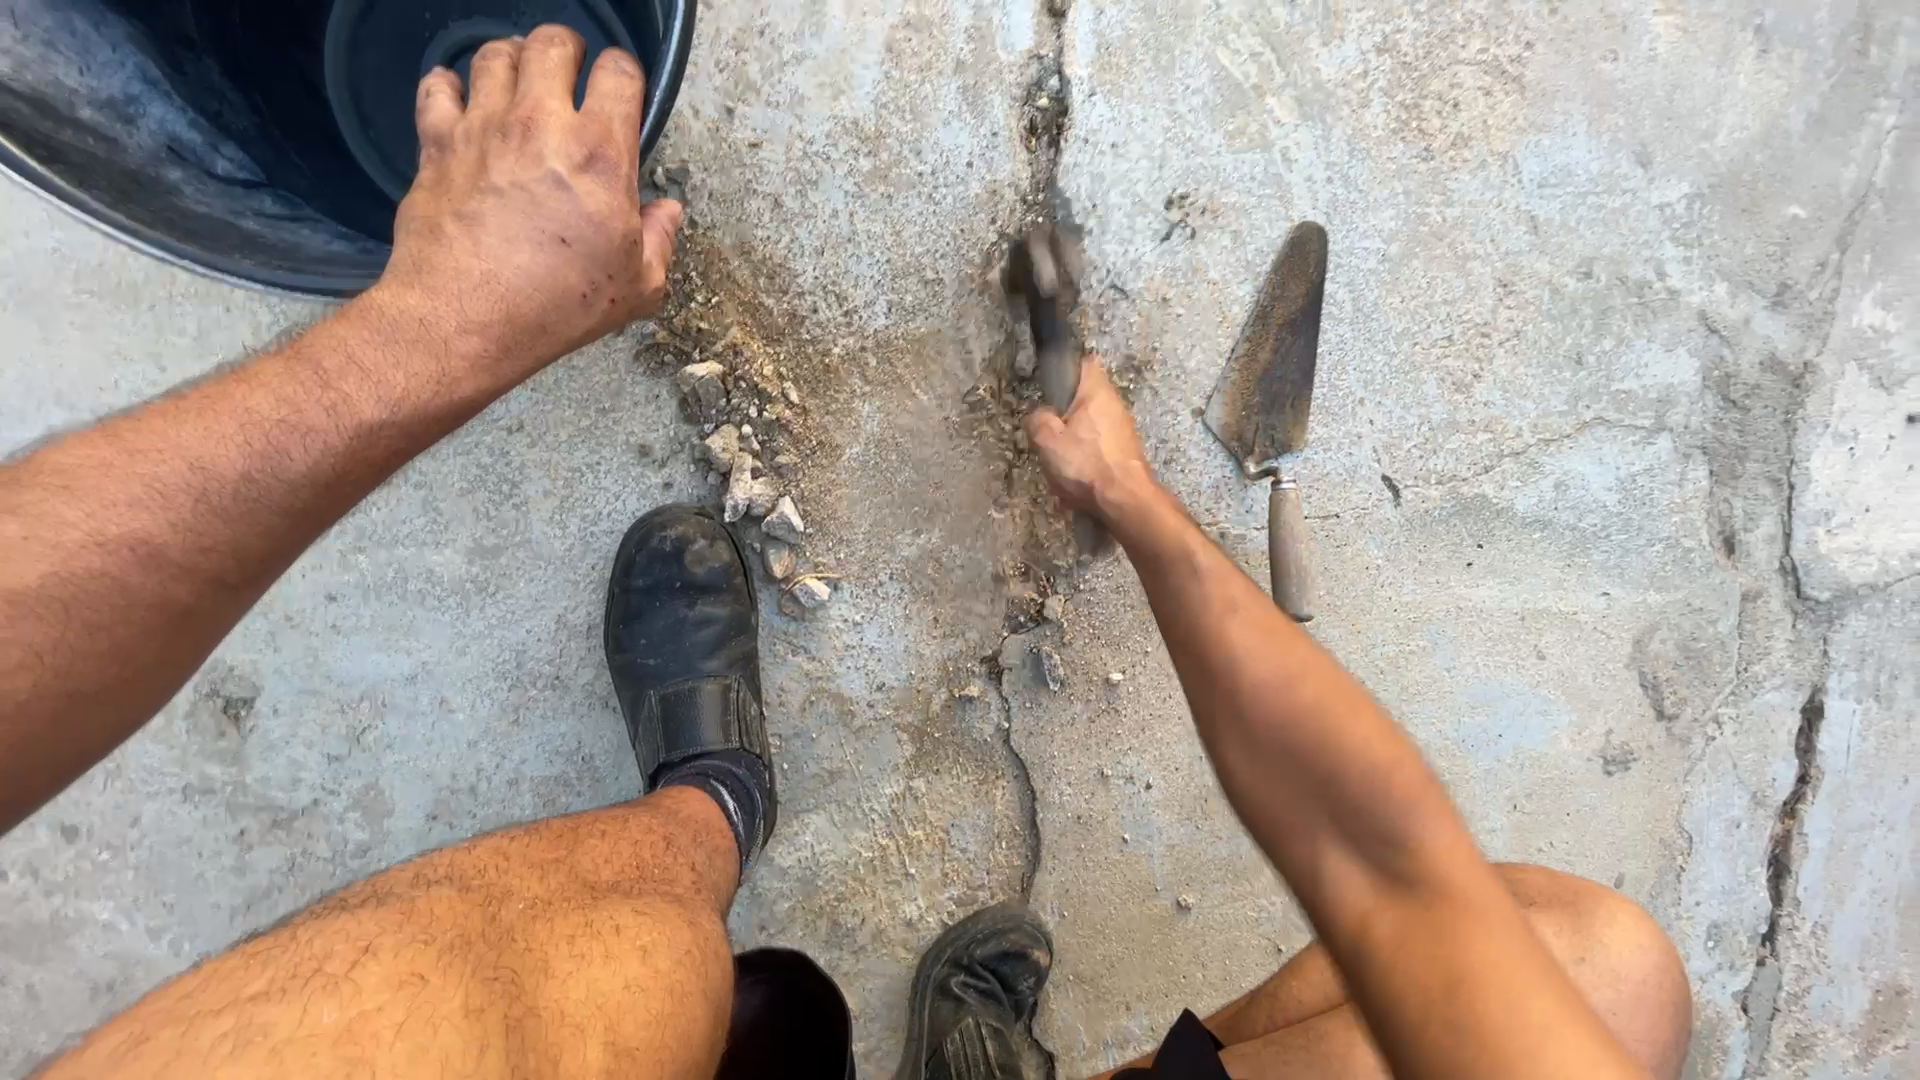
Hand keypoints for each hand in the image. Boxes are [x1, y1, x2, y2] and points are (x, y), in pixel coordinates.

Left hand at [368, 25, 682, 379]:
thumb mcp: (638, 286)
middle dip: (568, 49)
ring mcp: (483, 126)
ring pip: (496, 53)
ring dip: (514, 59)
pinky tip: (465, 102)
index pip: (619, 75)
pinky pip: (438, 86)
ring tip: (522, 81)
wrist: (471, 315)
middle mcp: (541, 123)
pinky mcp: (437, 141)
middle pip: (552, 44)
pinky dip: (452, 85)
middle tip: (573, 71)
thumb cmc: (562, 304)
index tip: (624, 91)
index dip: (626, 75)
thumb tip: (669, 213)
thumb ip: (661, 241)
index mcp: (601, 156)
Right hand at [1025, 356, 1158, 518]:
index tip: (1052, 386)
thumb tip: (1041, 415)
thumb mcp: (1047, 440)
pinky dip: (1087, 458)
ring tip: (1062, 461)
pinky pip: (1099, 447)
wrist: (1124, 499)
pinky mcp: (1126, 451)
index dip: (1067, 368)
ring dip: (1075, 440)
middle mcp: (1115, 404)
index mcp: (1096, 391)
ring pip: (1090, 426)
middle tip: (1050, 432)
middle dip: (1066, 414)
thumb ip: (1038, 420)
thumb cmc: (1086, 463)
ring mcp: (1123, 428)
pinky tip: (1077, 477)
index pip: (1085, 362)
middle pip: (1085, 399)